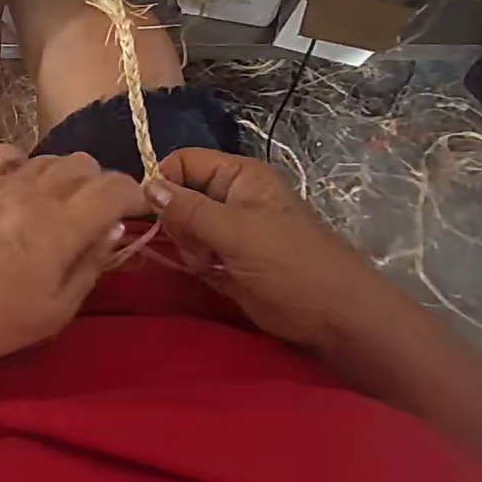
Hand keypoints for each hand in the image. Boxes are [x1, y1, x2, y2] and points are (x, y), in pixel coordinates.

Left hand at [0, 146, 148, 393]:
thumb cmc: (3, 320)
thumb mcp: (61, 306)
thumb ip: (93, 261)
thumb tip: (113, 227)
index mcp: (63, 225)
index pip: (115, 187)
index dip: (134, 195)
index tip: (137, 212)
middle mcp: (37, 193)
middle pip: (85, 164)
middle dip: (101, 185)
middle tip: (96, 214)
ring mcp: (3, 184)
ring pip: (50, 157)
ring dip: (65, 175)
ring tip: (61, 202)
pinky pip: (2, 153)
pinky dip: (19, 160)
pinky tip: (22, 180)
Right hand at [146, 147, 407, 349]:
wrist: (335, 318)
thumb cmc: (292, 265)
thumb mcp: (237, 232)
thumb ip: (189, 209)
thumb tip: (146, 185)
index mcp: (238, 175)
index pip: (183, 162)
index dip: (164, 181)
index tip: (155, 211)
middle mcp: (230, 195)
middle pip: (177, 195)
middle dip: (181, 223)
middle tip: (202, 246)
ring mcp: (227, 227)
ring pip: (182, 226)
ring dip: (190, 248)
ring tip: (213, 264)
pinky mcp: (226, 256)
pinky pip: (193, 251)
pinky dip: (198, 263)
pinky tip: (215, 274)